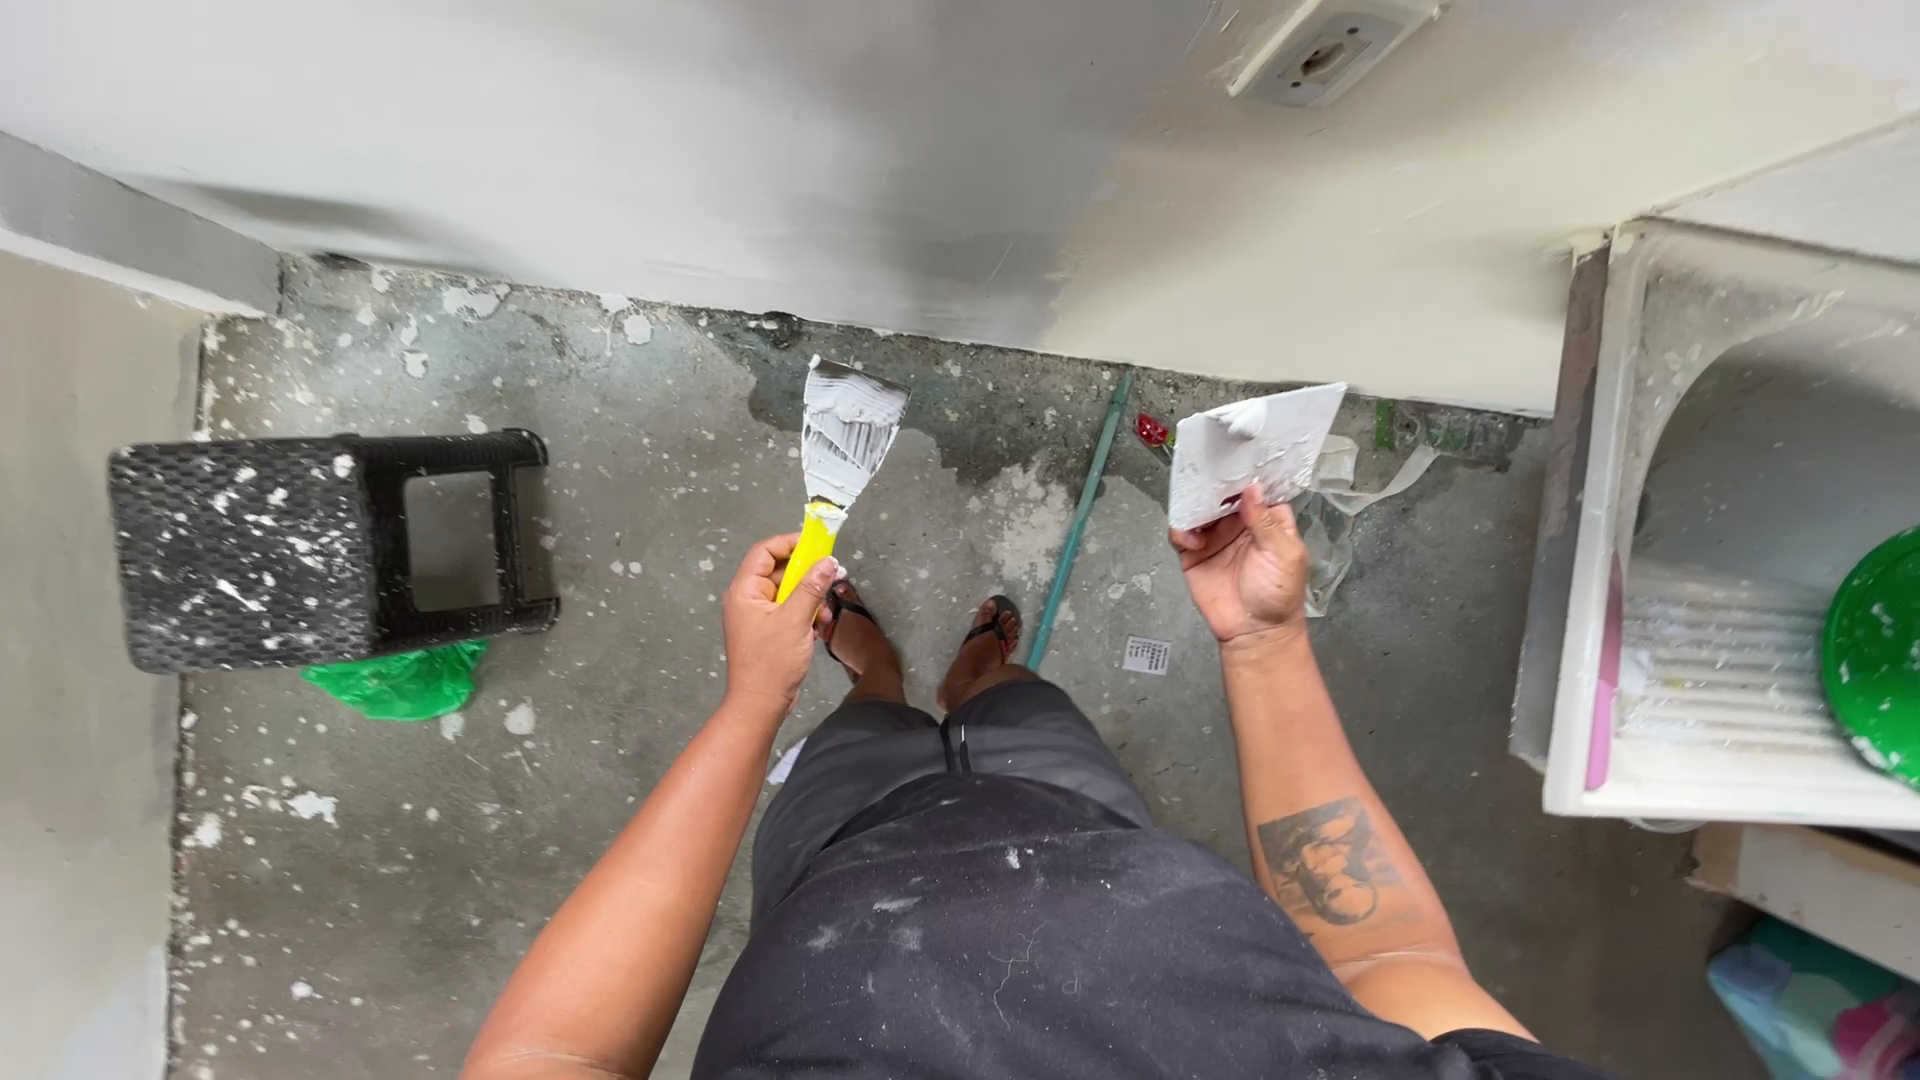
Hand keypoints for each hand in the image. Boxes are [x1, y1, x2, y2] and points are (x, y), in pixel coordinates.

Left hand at [721, 534, 839, 713]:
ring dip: (811, 597)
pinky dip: (807, 613)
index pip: (765, 551)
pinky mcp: (770, 630)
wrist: (761, 704)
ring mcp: (759, 615)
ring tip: (825, 611)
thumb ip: (811, 587)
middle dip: (808, 574)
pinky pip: (790, 609)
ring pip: (789, 591)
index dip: (790, 543)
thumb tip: (828, 561)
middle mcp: (749, 598)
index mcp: (745, 590)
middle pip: (780, 570)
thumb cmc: (772, 662)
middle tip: (832, 576)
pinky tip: (820, 626)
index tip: (817, 545)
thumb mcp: (795, 620)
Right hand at [1170, 486, 1309, 646]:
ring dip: (1193, 507)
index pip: (1255, 488)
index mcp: (1267, 520)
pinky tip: (1191, 541)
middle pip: (1221, 494)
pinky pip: (1181, 533)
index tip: (1235, 459)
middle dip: (1213, 486)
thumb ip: (1266, 521)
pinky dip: (1181, 531)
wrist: (1253, 632)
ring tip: (1196, 515)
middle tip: (1206, 481)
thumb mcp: (1284, 554)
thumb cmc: (1279, 594)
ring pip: (1198, 509)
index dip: (1246, 474)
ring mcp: (1214, 537)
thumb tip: (1252, 488)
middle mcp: (1238, 523)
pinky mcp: (1192, 553)